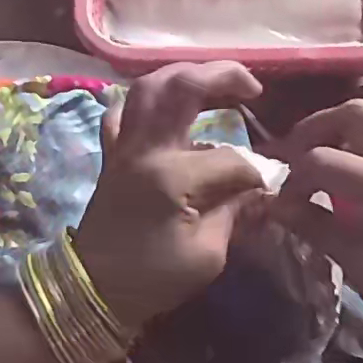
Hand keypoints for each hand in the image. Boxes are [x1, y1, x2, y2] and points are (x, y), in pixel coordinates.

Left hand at [73, 62, 268, 328]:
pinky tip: (162, 105)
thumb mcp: (207, 256)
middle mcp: (145, 149)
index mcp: (171, 176)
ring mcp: (123, 147)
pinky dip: (142, 101)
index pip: (231, 158)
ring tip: (213, 82)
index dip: (258, 172)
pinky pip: (121, 112)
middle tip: (252, 86)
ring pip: (148, 88)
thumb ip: (235, 213)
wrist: (93, 287)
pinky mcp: (111, 154)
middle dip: (223, 76)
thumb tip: (261, 189)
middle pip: (181, 87)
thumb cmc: (151, 278)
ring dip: (183, 75)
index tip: (270, 188)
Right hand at [270, 99, 362, 362]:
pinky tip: (355, 167)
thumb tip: (274, 205)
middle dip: (313, 131)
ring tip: (320, 155)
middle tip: (292, 159)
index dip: (293, 180)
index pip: (324, 159)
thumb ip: (319, 230)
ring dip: (342, 127)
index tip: (283, 205)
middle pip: (356, 113)